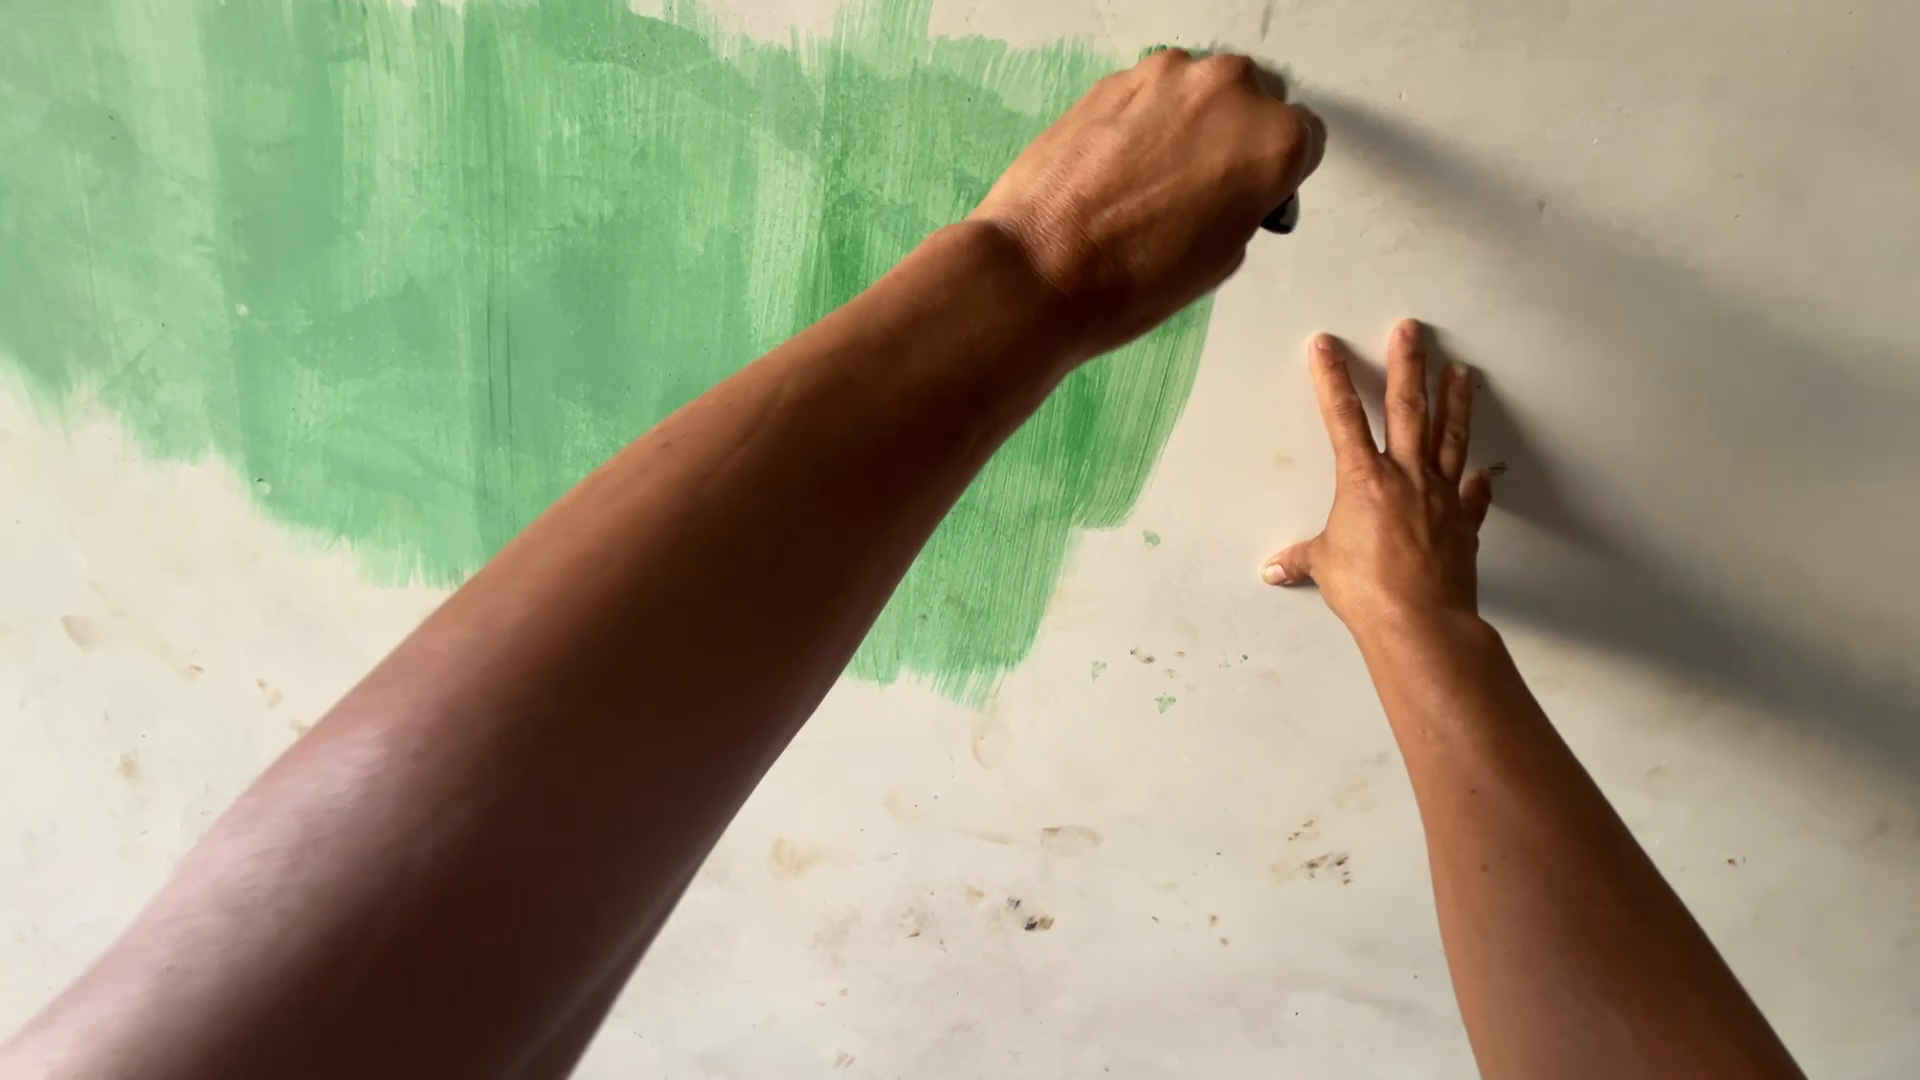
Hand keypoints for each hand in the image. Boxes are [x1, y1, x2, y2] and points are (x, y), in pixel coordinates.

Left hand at [970, 49, 1323, 356]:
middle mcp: (1229, 90)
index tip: (1249, 198)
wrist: (1038, 273)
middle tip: (1193, 197)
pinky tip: (1113, 174)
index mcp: (1274, 142)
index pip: (1302, 142)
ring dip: (1184, 129)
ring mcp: (1166, 76)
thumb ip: (1244, 209)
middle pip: (1252, 105)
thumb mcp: (1216, 264)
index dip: (1273, 177)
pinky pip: (1147, 98)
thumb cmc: (1125, 285)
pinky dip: (1140, 126)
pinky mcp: (1112, 80)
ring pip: (1196, 95)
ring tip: (1144, 189)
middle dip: (1231, 144)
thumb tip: (1232, 193)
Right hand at [1261, 320, 1493, 629]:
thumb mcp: (1323, 566)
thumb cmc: (1365, 588)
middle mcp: (1405, 477)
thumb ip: (1301, 559)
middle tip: (1412, 330)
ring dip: (1455, 401)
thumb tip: (1275, 569)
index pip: (1342, 418)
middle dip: (1407, 364)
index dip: (1331, 379)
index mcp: (1363, 481)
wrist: (1418, 619)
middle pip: (1407, 408)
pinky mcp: (1463, 522)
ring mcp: (1440, 496)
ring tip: (1461, 372)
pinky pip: (1472, 493)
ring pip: (1449, 437)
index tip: (1327, 346)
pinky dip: (1476, 479)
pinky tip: (1482, 469)